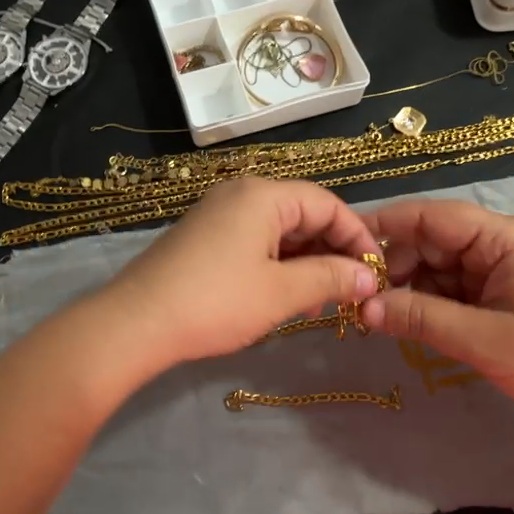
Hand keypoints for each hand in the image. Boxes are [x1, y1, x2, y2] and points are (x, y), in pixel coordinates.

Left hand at [90, 178, 382, 371]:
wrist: (137, 321)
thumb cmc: (216, 301)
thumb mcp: (280, 293)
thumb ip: (329, 278)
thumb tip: (367, 277)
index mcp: (262, 195)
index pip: (327, 202)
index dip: (357, 236)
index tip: (376, 273)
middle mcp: (240, 193)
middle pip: (302, 212)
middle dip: (331, 250)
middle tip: (351, 292)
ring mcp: (218, 213)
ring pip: (278, 229)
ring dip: (305, 260)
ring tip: (322, 301)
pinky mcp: (204, 235)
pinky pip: (254, 239)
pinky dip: (277, 263)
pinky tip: (286, 296)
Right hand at [358, 200, 513, 430]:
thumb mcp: (483, 341)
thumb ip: (420, 319)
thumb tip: (362, 309)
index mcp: (504, 236)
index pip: (430, 215)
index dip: (384, 226)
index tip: (342, 245)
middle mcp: (502, 241)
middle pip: (433, 239)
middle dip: (396, 264)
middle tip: (360, 296)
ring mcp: (506, 266)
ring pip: (441, 264)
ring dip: (412, 286)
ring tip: (378, 315)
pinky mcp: (508, 291)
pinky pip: (458, 285)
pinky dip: (433, 301)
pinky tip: (410, 321)